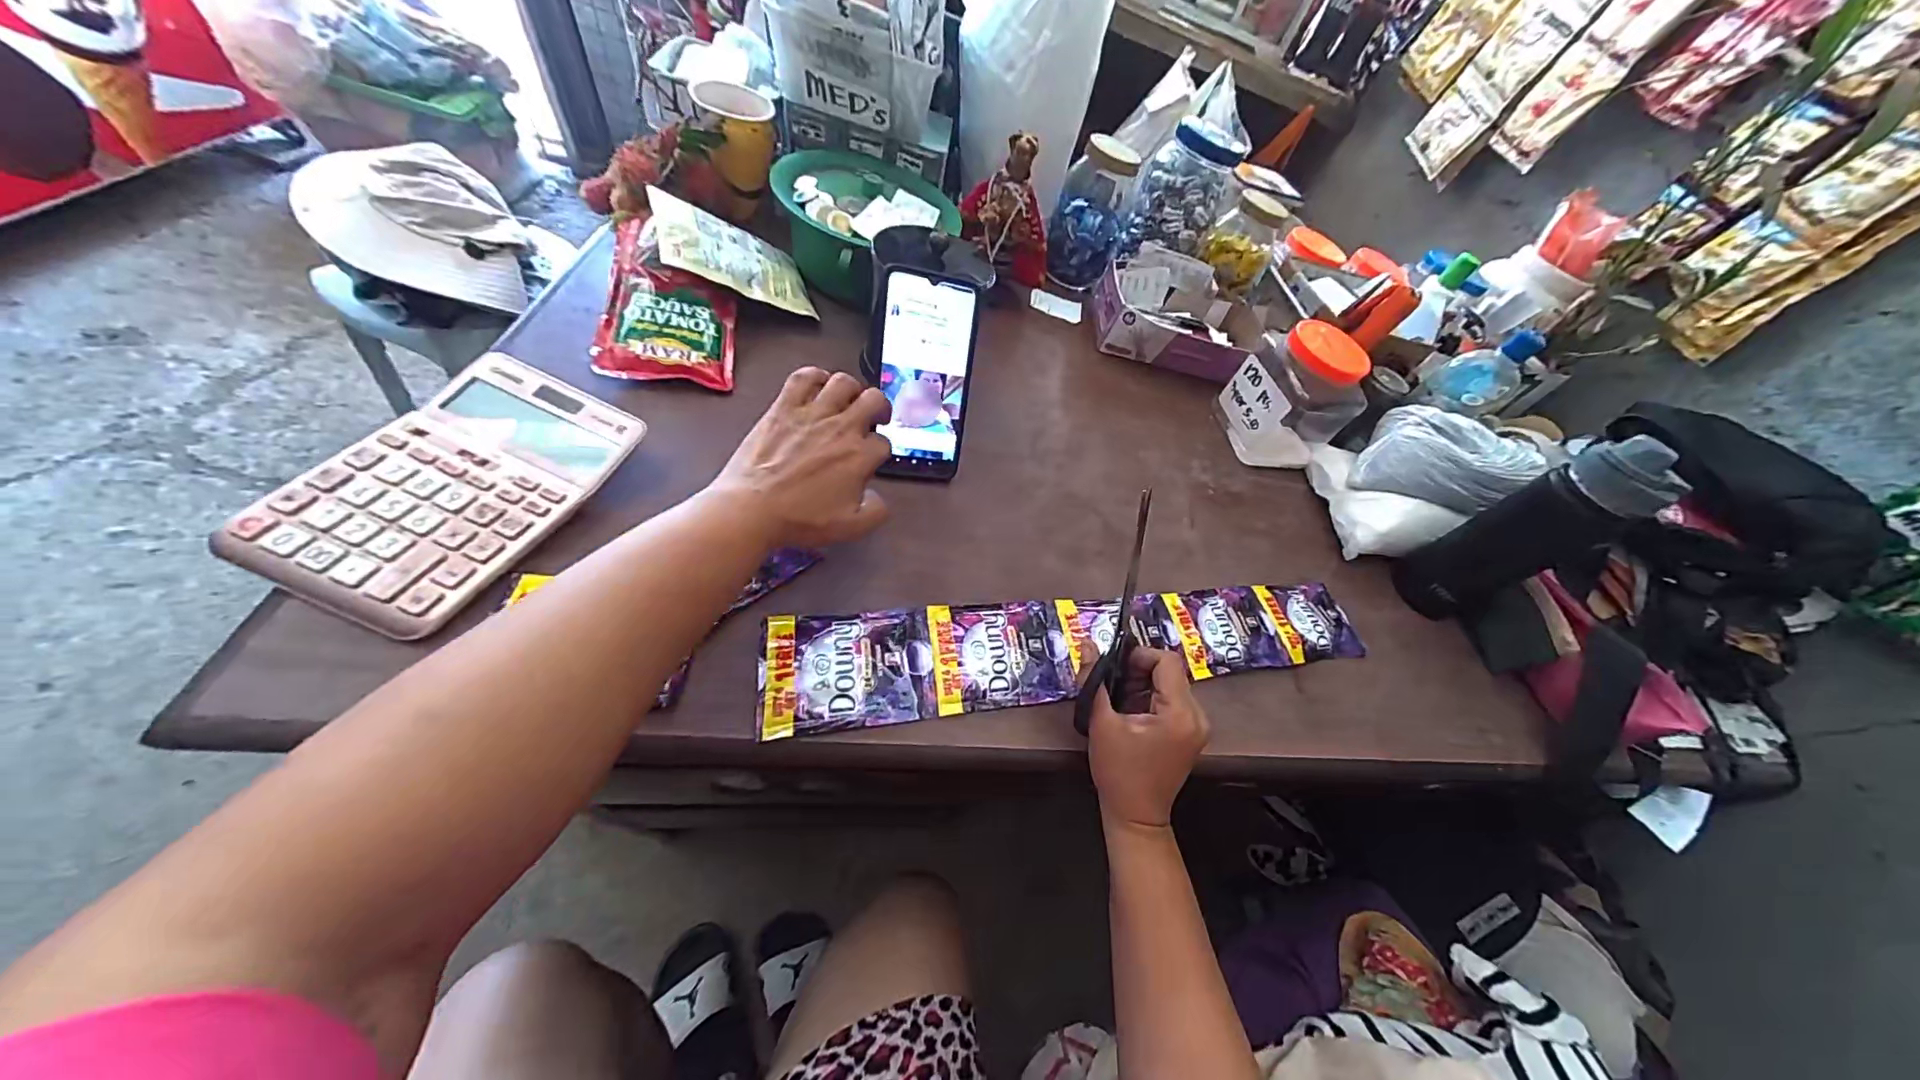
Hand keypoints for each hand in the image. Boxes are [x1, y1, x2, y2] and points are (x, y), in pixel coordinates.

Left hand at [710, 368, 891, 548]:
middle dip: (879, 408)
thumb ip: (875, 511)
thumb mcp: (850, 527)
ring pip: (844, 382)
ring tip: (849, 400)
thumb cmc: (798, 519)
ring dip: (852, 389)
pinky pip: (804, 377)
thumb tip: (878, 497)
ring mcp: (811, 414)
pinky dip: (815, 376)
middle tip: (874, 417)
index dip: (879, 450)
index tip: (870, 457)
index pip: (883, 443)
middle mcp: (840, 429)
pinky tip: (818, 385)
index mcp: (858, 457)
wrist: (752, 509)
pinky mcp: (783, 408)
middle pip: (874, 400)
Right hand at [1088, 648, 1209, 830]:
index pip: (1167, 661)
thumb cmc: (1118, 772)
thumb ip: (1094, 680)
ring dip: (1143, 685)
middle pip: (1170, 672)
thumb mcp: (1101, 723)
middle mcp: (1197, 716)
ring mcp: (1197, 726)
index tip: (1114, 667)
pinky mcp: (1191, 734)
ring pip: (1171, 685)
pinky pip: (1172, 701)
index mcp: (1180, 713)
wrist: (1136, 816)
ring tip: (1118, 700)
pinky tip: (1130, 713)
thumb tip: (1088, 643)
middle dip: (1138, 672)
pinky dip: (1150, 699)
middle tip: (1112, 684)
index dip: (1139, 656)